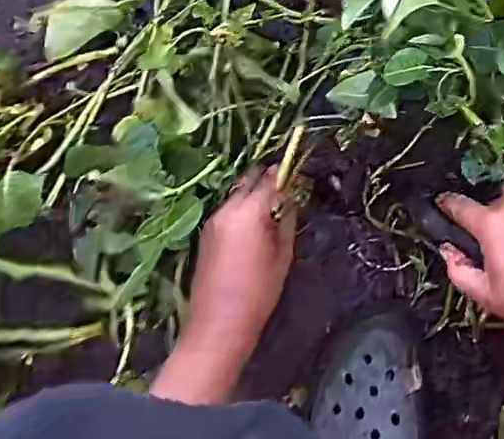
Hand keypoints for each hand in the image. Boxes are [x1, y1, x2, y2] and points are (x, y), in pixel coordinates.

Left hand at [150, 168, 297, 403]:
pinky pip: (228, 209)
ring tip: (269, 213)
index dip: (285, 175)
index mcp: (250, 211)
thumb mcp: (283, 254)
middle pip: (250, 180)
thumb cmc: (258, 293)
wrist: (217, 328)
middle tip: (284, 194)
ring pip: (238, 193)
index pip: (270, 179)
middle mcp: (228, 209)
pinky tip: (252, 228)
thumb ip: (287, 219)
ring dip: (253, 195)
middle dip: (267, 181)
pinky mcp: (206, 234)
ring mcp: (213, 220)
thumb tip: (289, 199)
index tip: (297, 178)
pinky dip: (241, 209)